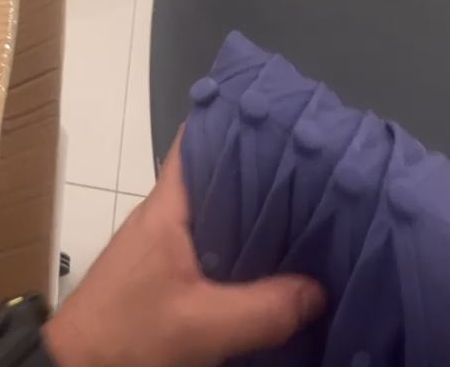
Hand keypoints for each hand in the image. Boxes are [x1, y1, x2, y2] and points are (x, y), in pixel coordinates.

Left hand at [44, 133, 324, 366]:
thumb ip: (261, 308)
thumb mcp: (200, 324)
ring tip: (304, 206)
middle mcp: (167, 213)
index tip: (279, 119)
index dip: (234, 124)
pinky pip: (213, 243)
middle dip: (258, 171)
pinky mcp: (167, 270)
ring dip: (253, 210)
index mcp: (168, 205)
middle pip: (216, 176)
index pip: (198, 142)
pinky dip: (242, 243)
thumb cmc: (130, 332)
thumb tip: (319, 288)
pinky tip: (273, 256)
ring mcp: (165, 241)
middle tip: (310, 167)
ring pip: (216, 211)